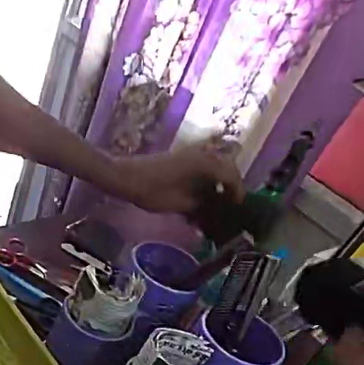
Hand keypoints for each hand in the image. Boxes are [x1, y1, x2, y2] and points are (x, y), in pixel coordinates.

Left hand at [109, 142, 244, 213]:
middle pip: (227, 168)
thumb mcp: (180, 204)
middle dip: (229, 187)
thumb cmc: (152, 190)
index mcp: (206, 162)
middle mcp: (203, 153)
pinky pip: (201, 168)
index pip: (232, 175)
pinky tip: (199, 198)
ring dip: (217, 184)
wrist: (125, 176)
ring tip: (214, 204)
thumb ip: (202, 206)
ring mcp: (191, 154)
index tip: (238, 207)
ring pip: (214, 168)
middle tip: (228, 207)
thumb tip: (215, 211)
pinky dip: (204, 181)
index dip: (238, 192)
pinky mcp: (181, 158)